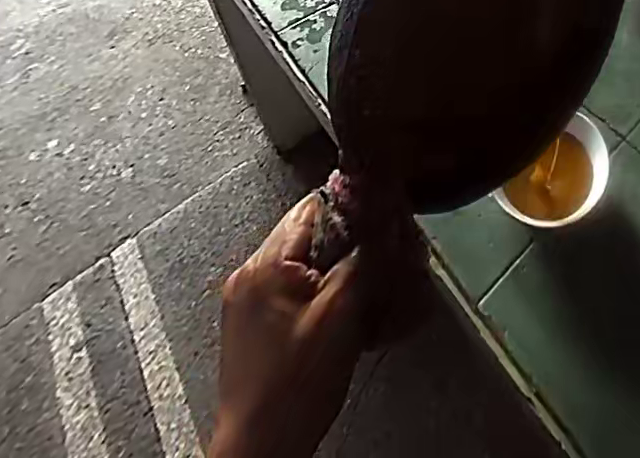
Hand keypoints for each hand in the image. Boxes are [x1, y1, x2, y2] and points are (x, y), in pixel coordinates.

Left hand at [212, 193, 368, 457]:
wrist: (260, 450)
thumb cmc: (296, 384)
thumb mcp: (341, 314)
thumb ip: (365, 259)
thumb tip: (388, 220)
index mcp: (266, 263)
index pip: (314, 207)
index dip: (352, 206)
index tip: (382, 215)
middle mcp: (252, 273)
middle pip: (310, 232)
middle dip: (349, 238)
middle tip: (382, 250)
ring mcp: (250, 298)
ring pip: (305, 259)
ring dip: (338, 263)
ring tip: (367, 280)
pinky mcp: (256, 322)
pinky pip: (295, 285)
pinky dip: (322, 287)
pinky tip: (344, 306)